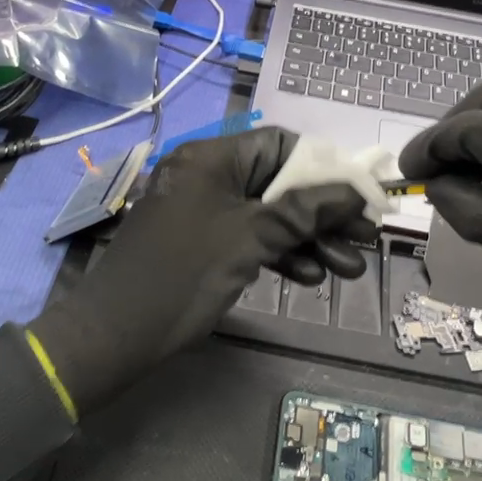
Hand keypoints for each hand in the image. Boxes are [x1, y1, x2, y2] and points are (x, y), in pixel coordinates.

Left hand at [30, 128, 374, 415]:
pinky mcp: (202, 242)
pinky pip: (249, 237)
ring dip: (308, 240)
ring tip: (350, 268)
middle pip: (279, 184)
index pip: (281, 145)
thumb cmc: (183, 276)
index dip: (326, 168)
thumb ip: (304, 212)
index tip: (361, 195)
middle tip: (366, 237)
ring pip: (268, 215)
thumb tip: (355, 191)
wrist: (115, 336)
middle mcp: (207, 175)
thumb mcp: (250, 239)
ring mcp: (203, 210)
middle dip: (323, 213)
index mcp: (211, 158)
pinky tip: (311, 277)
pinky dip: (279, 254)